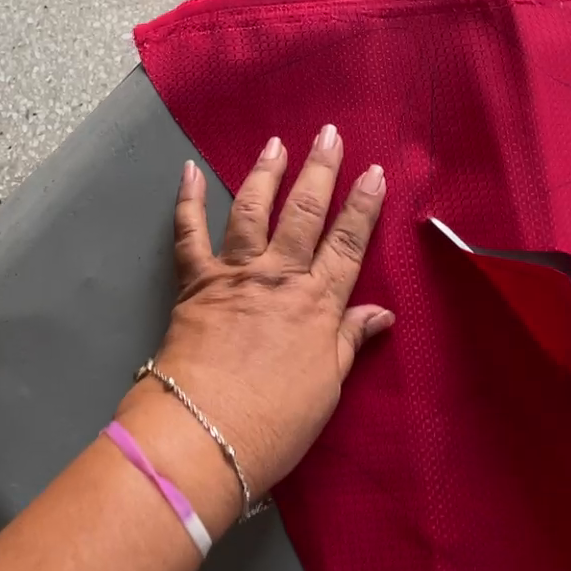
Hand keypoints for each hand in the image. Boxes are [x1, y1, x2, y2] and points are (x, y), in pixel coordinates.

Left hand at [120, 124, 392, 510]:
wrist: (204, 436)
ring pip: (253, 211)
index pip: (347, 243)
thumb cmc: (275, 423)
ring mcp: (234, 274)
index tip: (373, 173)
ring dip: (265, 174)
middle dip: (320, 170)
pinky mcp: (195, 282)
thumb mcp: (327, 386)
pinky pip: (189, 234)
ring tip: (275, 143)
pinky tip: (187, 171)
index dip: (363, 206)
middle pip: (304, 213)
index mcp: (317, 303)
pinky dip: (187, 201)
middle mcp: (279, 276)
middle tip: (328, 134)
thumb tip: (383, 312)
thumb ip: (349, 340)